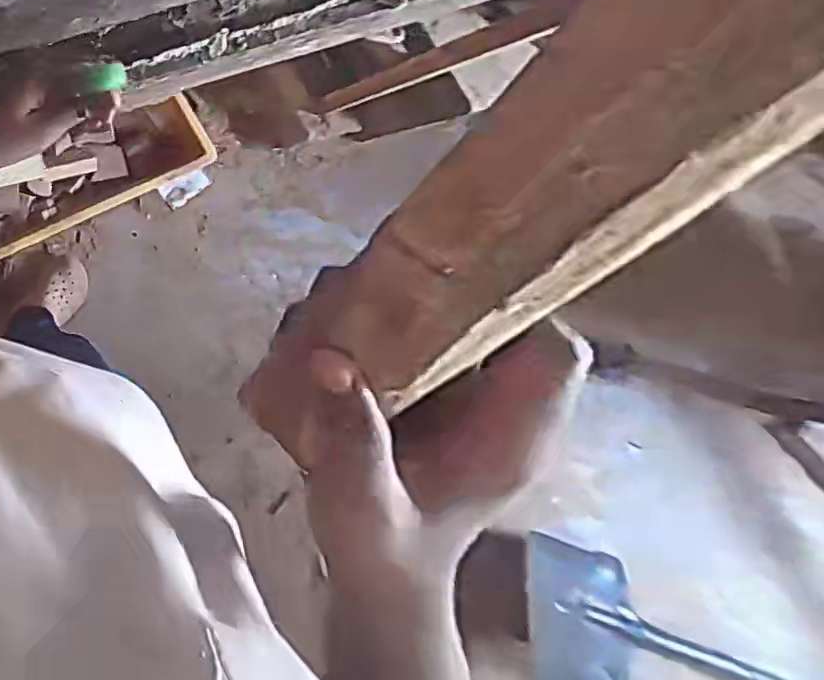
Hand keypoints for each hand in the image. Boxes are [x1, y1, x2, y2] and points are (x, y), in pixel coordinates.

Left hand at [0, 68, 119, 187]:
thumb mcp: (41, 132)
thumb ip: (75, 111)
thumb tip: (108, 96)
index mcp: (35, 74)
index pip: (81, 70)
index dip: (102, 87)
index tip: (114, 108)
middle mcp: (25, 71)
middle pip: (69, 77)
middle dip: (88, 98)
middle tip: (99, 122)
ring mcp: (13, 83)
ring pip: (55, 89)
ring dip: (70, 107)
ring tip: (80, 129)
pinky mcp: (5, 97)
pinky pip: (38, 97)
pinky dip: (51, 112)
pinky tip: (54, 131)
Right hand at [300, 318, 588, 584]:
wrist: (372, 571)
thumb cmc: (380, 545)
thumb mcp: (363, 496)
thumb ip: (353, 435)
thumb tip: (330, 360)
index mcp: (507, 435)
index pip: (550, 352)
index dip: (507, 307)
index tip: (431, 283)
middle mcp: (483, 403)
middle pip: (473, 318)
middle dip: (406, 294)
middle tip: (339, 302)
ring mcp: (443, 394)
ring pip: (419, 319)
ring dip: (362, 308)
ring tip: (308, 327)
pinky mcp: (406, 390)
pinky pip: (385, 336)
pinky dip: (343, 326)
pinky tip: (304, 347)